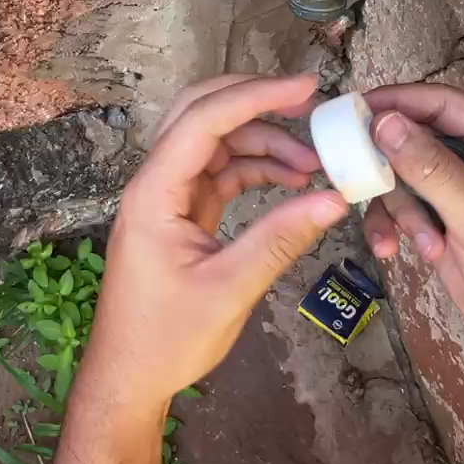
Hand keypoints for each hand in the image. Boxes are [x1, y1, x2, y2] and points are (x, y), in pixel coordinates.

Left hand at [82, 75, 349, 414]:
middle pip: (202, 114)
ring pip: (216, 143)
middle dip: (256, 102)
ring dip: (263, 144)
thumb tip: (334, 200)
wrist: (129, 376)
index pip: (203, 120)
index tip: (307, 87)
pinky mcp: (181, 213)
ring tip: (314, 165)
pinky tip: (292, 183)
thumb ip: (280, 240)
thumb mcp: (230, 289)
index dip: (256, 96)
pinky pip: (220, 174)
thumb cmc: (167, 339)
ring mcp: (168, 196)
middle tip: (309, 104)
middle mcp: (156, 183)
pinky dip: (256, 171)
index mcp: (154, 192)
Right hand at [359, 84, 463, 361]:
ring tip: (411, 241)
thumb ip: (429, 166)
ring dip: (398, 208)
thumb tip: (383, 120)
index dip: (399, 100)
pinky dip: (396, 227)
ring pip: (403, 175)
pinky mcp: (441, 218)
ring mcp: (458, 188)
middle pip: (416, 137)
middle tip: (353, 172)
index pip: (444, 103)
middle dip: (388, 162)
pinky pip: (403, 207)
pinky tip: (395, 251)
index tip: (354, 109)